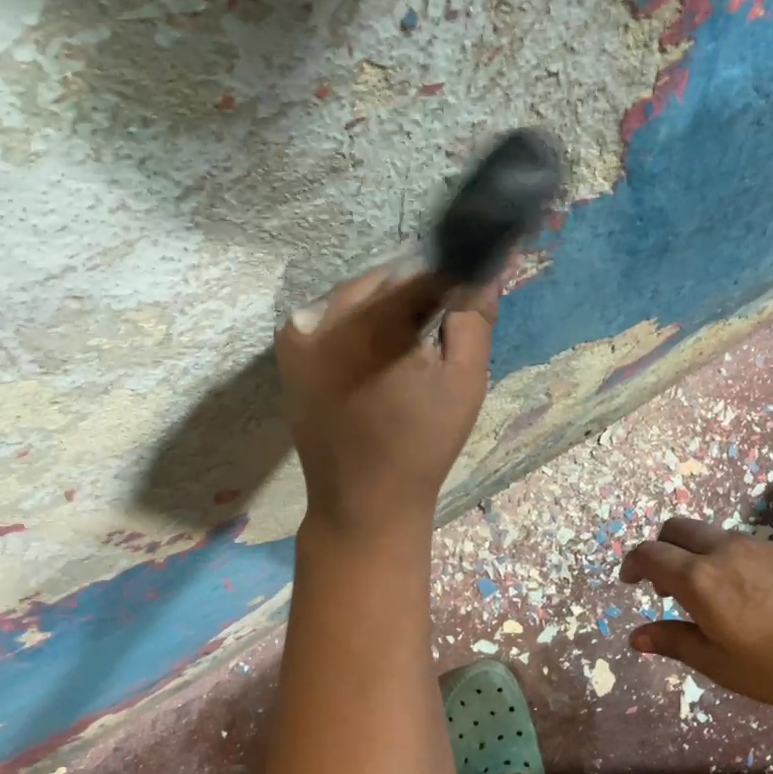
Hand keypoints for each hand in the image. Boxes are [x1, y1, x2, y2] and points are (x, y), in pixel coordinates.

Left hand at [275, 261, 496, 536]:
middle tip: (442, 324)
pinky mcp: (289, 351)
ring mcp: (301, 332)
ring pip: (356, 294)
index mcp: (372, 321)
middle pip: (386, 280)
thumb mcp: (464, 382)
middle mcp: (327, 314)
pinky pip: (329, 315)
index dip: (453, 278)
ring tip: (408, 345)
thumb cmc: (422, 446)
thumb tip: (484, 271)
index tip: (471, 290)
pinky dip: (354, 322)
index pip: (423, 273)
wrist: (362, 502)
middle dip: (418, 293)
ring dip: (385, 305)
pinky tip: (372, 355)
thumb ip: (474, 318)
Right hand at [619, 518, 772, 716]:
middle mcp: (725, 550)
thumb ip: (675, 643)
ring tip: (708, 601)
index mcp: (700, 578)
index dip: (632, 564)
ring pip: (712, 536)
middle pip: (677, 530)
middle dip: (660, 549)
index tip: (629, 582)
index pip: (650, 554)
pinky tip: (749, 600)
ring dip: (694, 556)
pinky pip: (742, 546)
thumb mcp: (722, 666)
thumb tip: (636, 635)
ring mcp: (761, 546)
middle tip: (663, 588)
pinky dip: (725, 561)